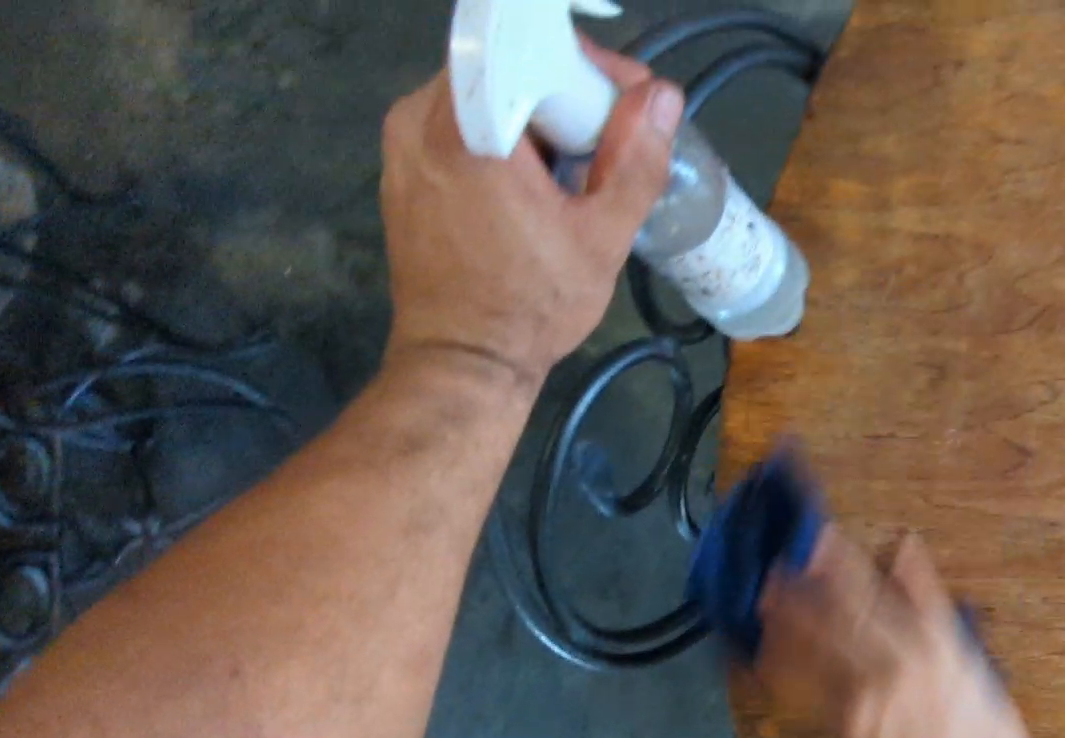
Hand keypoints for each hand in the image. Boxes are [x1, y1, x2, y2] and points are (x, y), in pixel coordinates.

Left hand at [378, 46, 682, 382]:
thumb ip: (634, 163)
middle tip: (613, 140)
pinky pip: (460, 129)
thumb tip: (663, 99)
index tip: (631, 102)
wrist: (466, 361)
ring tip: (582, 169)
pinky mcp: (401, 172)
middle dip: (566, 95)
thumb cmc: (535, 304)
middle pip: (505, 70)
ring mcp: (402, 144)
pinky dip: (506, 143)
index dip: (588, 68)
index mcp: (468, 126)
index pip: (529, 48)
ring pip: (484, 99)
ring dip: (539, 121)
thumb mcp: (601, 239)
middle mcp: (419, 117)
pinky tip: (539, 189)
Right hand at [758, 530, 1037, 737]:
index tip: (758, 631)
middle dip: (798, 599)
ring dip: (845, 571)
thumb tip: (835, 714)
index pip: (803, 668)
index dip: (776, 648)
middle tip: (774, 574)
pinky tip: (904, 547)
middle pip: (831, 627)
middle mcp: (884, 677)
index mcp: (853, 714)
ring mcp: (924, 660)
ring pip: (875, 604)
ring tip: (822, 540)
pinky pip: (934, 607)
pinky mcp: (957, 655)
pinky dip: (917, 576)